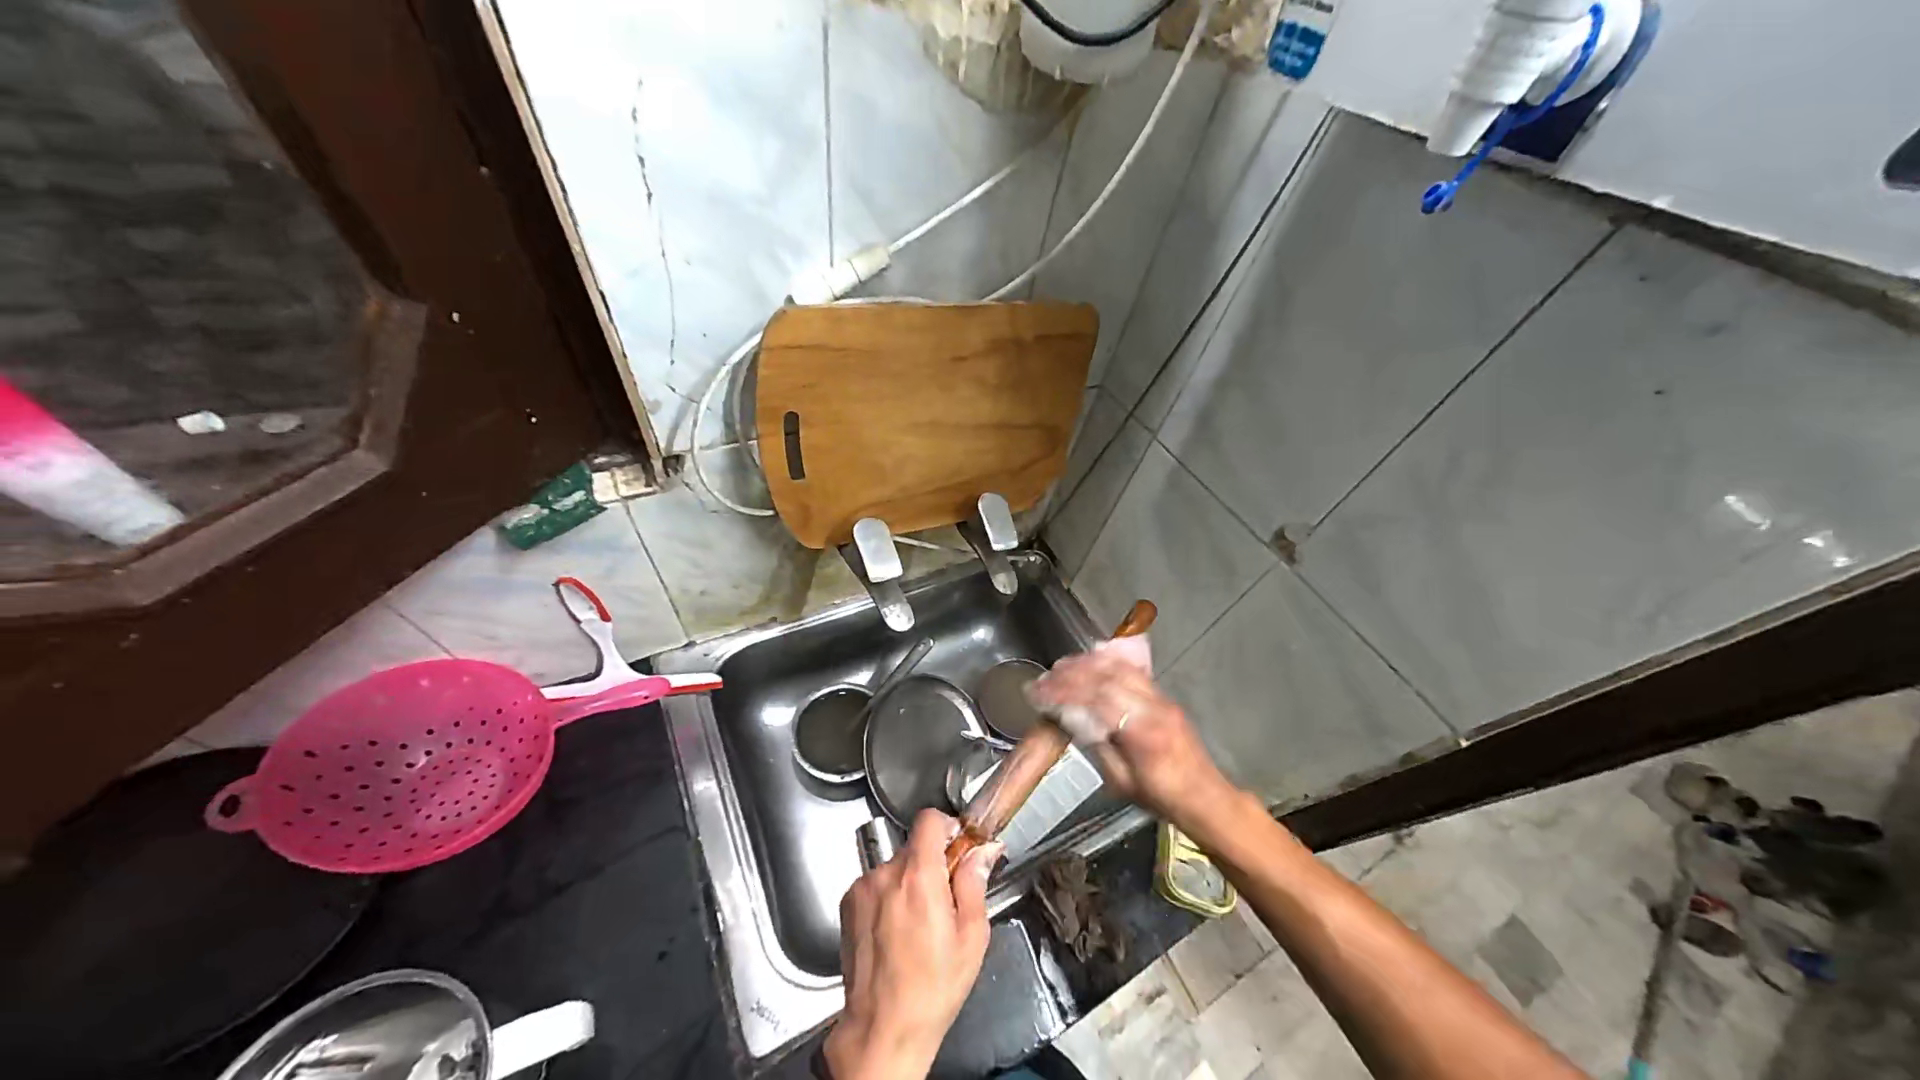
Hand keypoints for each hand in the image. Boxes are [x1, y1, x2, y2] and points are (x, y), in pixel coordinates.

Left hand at [825, 810, 1001, 1079]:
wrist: (883, 1028)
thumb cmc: (932, 989)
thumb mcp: (971, 936)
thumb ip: (975, 882)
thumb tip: (984, 850)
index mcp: (918, 877)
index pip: (929, 819)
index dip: (947, 827)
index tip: (957, 845)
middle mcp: (885, 875)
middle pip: (913, 847)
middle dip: (932, 864)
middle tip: (946, 898)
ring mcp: (862, 889)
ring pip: (894, 867)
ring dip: (908, 882)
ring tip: (919, 924)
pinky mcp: (848, 905)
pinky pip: (875, 884)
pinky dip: (888, 897)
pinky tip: (897, 931)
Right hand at [1027, 644, 1240, 830]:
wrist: (1206, 798)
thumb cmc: (1162, 799)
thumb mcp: (1121, 783)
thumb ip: (1097, 746)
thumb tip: (1071, 719)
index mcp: (1143, 733)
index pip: (1097, 698)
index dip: (1065, 691)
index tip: (1040, 692)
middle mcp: (1155, 708)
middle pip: (1108, 676)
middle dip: (1072, 673)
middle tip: (1046, 677)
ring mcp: (1162, 699)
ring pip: (1122, 668)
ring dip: (1088, 664)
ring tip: (1063, 667)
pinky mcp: (1165, 697)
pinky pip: (1134, 670)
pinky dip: (1109, 661)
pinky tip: (1093, 659)